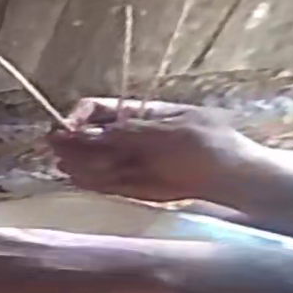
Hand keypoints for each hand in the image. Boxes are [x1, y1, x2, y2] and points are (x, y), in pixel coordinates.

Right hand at [48, 99, 266, 202]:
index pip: (90, 109)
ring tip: (116, 171)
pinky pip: (86, 181)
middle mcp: (115, 136)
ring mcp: (111, 159)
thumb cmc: (209, 147)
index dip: (73, 118)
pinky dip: (94, 183)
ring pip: (74, 161)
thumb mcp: (172, 132)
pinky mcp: (111, 182)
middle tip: (95, 159)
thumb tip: (78, 132)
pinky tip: (115, 182)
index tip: (64, 133)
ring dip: (87, 166)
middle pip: (74, 136)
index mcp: (132, 115)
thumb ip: (125, 131)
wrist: (228, 181)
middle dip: (75, 147)